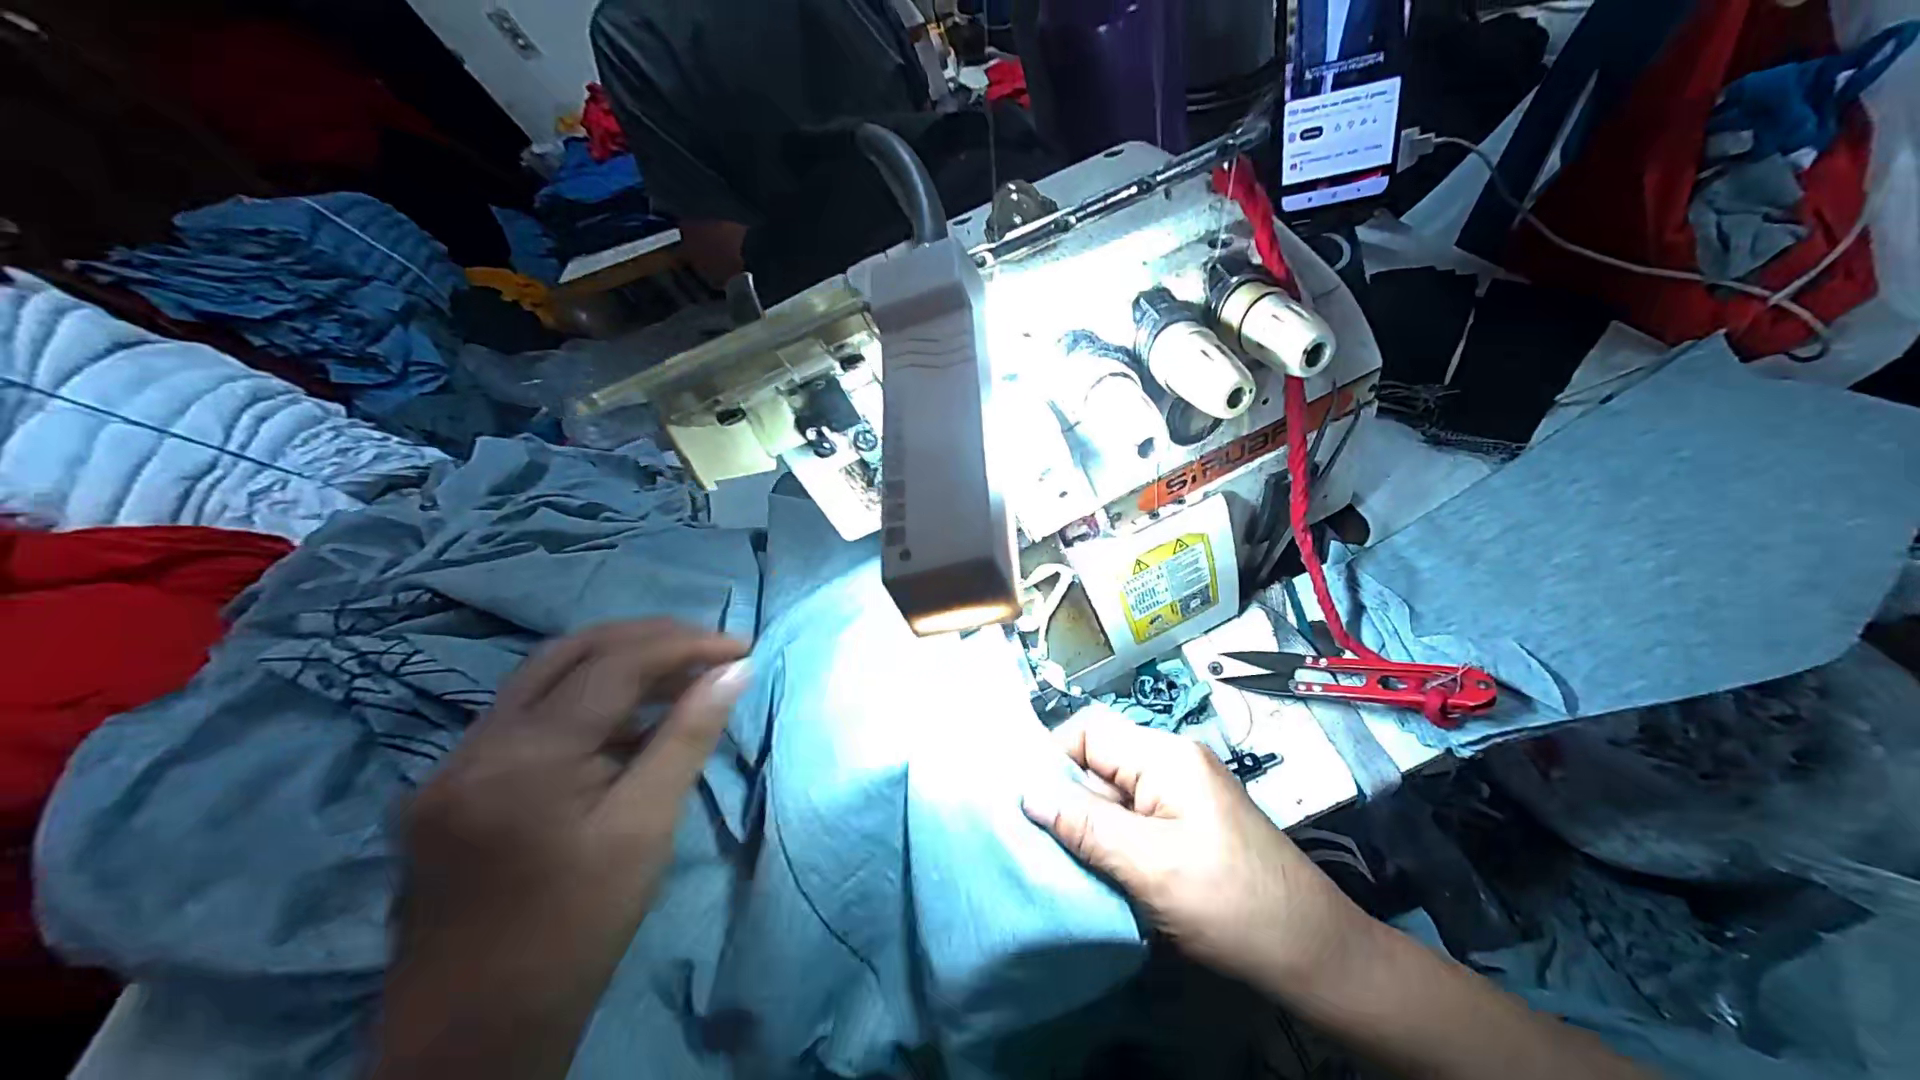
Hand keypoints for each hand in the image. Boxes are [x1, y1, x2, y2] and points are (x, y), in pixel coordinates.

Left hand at [374, 620, 750, 1079]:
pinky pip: (524, 715)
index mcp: (524, 758)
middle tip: (709, 648)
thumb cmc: (578, 931)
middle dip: (647, 639)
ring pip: (542, 677)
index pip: (613, 665)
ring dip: (614, 664)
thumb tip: (735, 671)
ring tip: (679, 673)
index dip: (683, 644)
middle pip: (570, 652)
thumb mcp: (647, 828)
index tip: (740, 648)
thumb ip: (688, 737)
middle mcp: (474, 744)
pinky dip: (582, 701)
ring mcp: (451, 762)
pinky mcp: (448, 783)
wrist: (476, 1032)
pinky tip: (624, 718)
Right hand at [1022, 712, 1365, 997]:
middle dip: (1069, 801)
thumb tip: (1028, 795)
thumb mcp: (1149, 865)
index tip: (1028, 807)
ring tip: (1072, 864)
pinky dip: (1113, 843)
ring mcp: (1182, 795)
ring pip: (1111, 796)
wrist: (1314, 955)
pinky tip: (1104, 873)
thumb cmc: (1231, 904)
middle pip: (1097, 764)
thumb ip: (1084, 825)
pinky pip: (1132, 820)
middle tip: (1045, 845)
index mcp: (1165, 757)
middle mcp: (1172, 764)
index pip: (1088, 733)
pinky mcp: (1186, 825)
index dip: (1053, 761)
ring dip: (1089, 827)